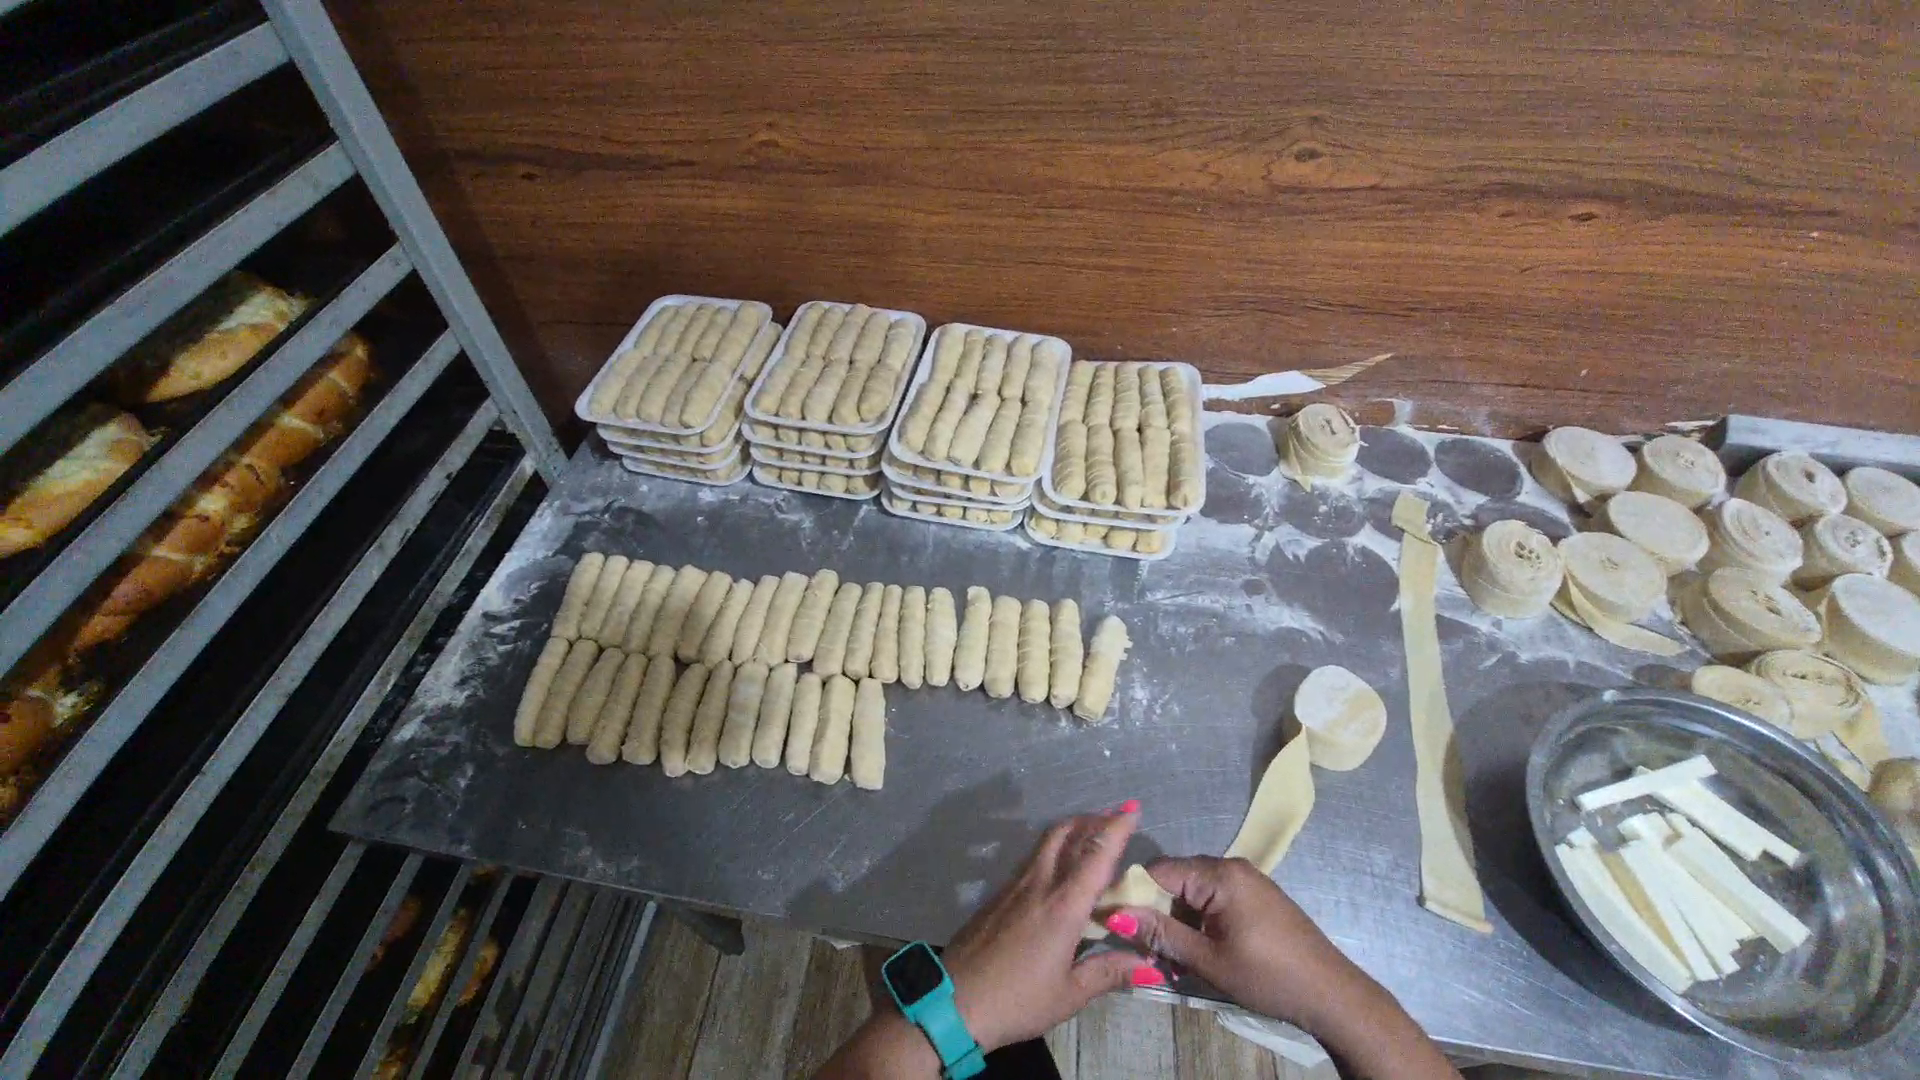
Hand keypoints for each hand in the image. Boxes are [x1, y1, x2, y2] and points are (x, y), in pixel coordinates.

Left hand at [941, 802, 1160, 1050]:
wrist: (954, 1000)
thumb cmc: (1017, 1000)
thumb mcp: (1069, 994)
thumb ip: (1109, 973)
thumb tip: (1150, 965)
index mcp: (1064, 905)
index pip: (1096, 854)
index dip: (1116, 828)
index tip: (1132, 808)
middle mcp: (1040, 884)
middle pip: (1065, 833)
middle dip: (1092, 820)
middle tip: (1114, 817)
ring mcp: (1015, 885)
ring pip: (1046, 843)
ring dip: (1071, 831)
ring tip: (1091, 835)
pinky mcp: (998, 894)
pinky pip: (1032, 859)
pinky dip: (1053, 851)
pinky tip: (1059, 869)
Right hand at [1100, 855, 1359, 1029]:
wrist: (1333, 995)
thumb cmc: (1268, 976)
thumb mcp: (1208, 959)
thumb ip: (1161, 934)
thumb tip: (1116, 914)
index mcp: (1219, 874)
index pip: (1159, 871)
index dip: (1135, 896)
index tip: (1121, 926)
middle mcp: (1231, 866)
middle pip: (1176, 879)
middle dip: (1158, 912)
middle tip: (1152, 951)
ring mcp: (1247, 879)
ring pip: (1194, 891)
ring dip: (1179, 920)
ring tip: (1177, 958)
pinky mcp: (1257, 895)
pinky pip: (1214, 897)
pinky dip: (1201, 919)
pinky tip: (1202, 949)